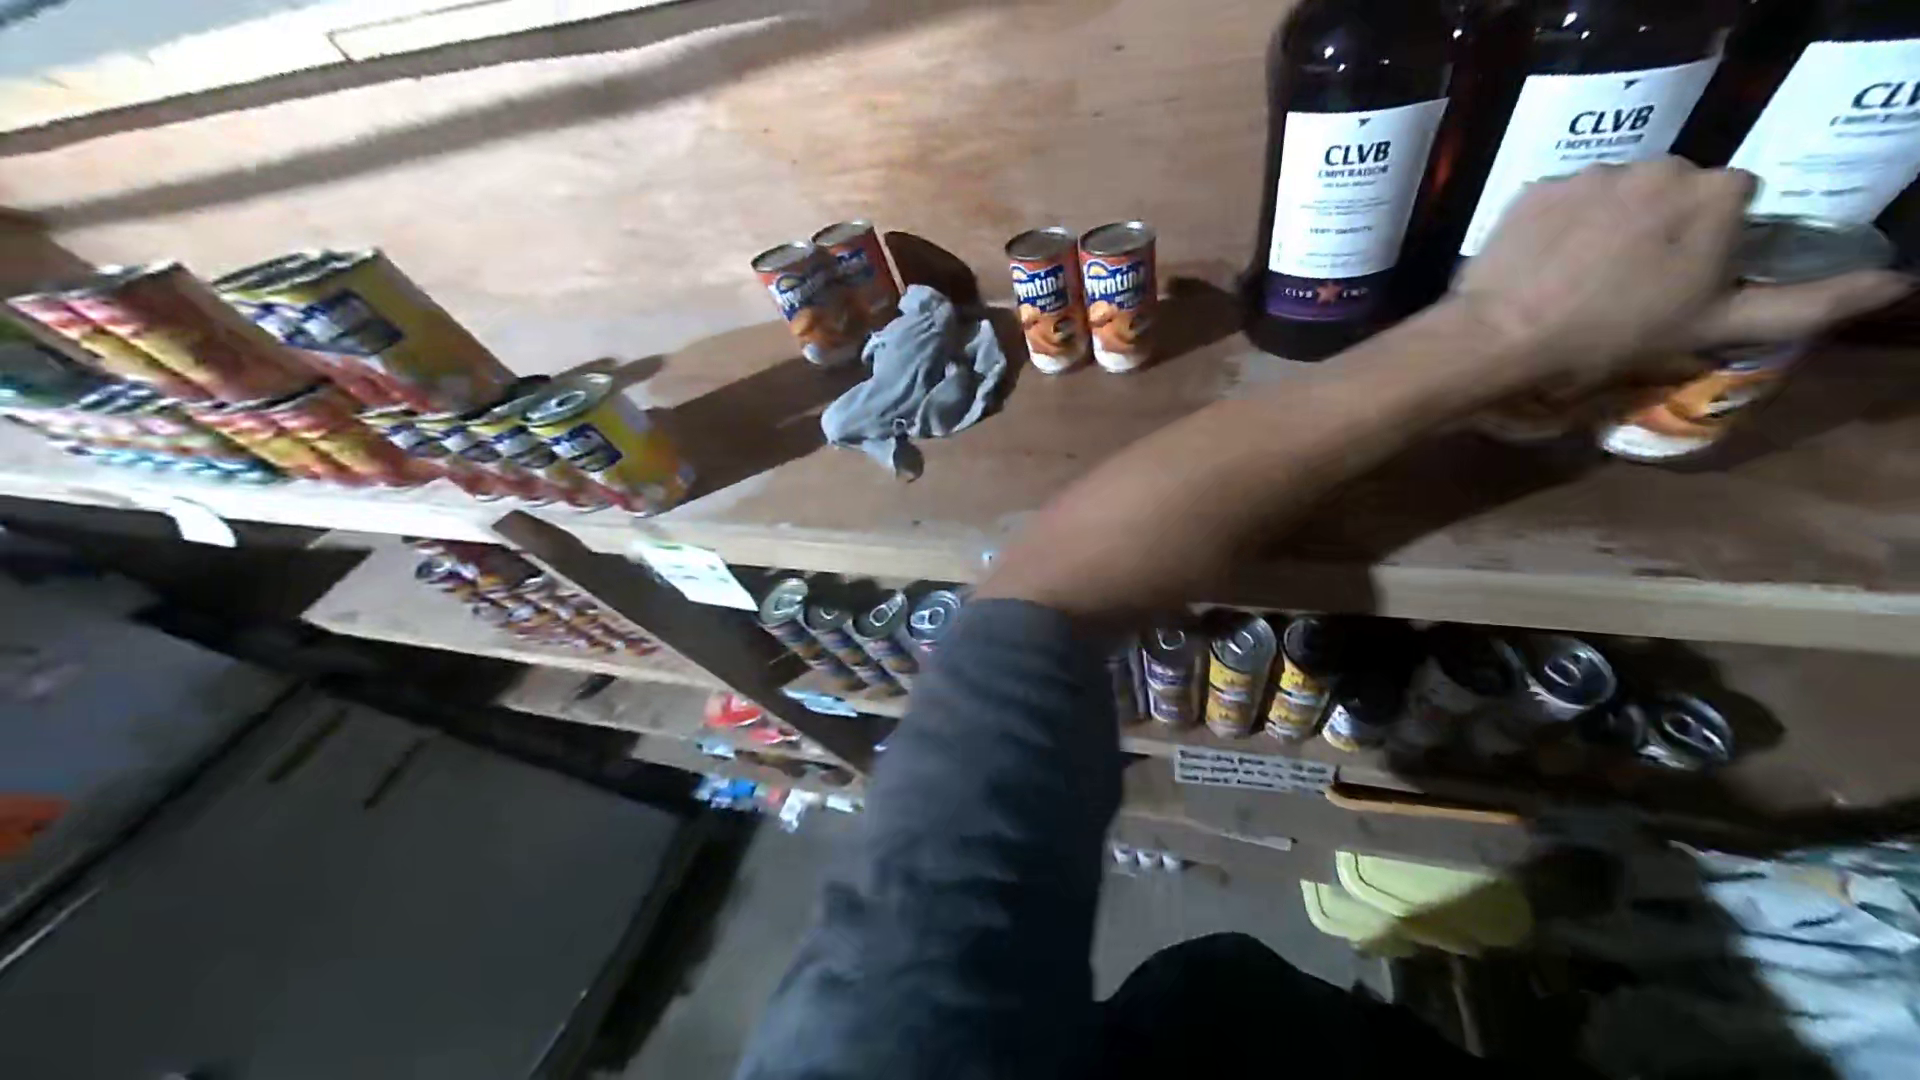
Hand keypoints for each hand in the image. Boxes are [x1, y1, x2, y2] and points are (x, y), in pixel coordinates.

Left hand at [1450, 157, 1912, 383]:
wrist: (1498, 337)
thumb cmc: (1605, 337)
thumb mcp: (1711, 326)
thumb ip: (1804, 303)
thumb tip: (1896, 283)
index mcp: (1720, 191)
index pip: (1725, 206)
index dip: (1699, 246)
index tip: (1666, 283)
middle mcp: (1661, 166)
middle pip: (1666, 196)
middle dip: (1650, 231)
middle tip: (1613, 285)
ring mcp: (1589, 175)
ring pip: (1608, 197)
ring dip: (1598, 227)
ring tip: (1569, 278)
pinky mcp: (1531, 190)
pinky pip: (1552, 203)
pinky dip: (1549, 227)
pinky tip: (1535, 263)